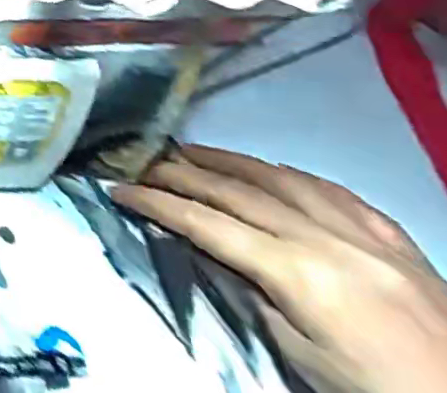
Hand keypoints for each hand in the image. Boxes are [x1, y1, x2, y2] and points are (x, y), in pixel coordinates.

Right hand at [114, 144, 446, 392]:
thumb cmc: (374, 389)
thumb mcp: (297, 354)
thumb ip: (248, 293)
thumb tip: (201, 250)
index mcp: (298, 273)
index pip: (204, 222)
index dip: (154, 203)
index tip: (116, 191)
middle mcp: (329, 242)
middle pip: (236, 192)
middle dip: (179, 174)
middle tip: (139, 165)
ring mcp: (372, 240)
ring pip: (285, 181)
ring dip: (229, 161)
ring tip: (191, 151)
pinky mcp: (405, 248)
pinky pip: (342, 196)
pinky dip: (297, 177)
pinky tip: (275, 171)